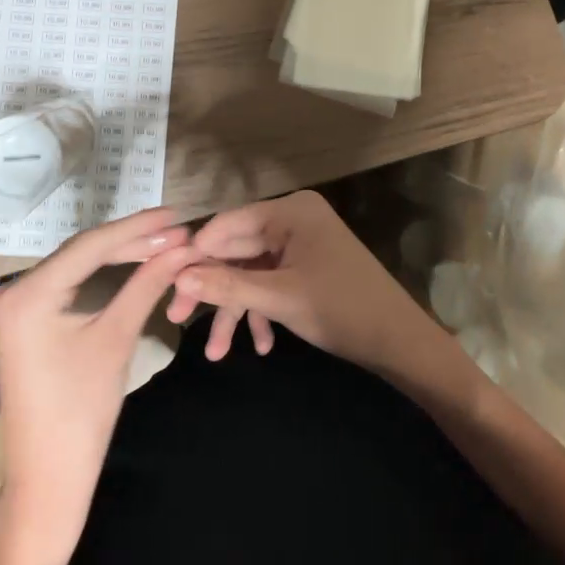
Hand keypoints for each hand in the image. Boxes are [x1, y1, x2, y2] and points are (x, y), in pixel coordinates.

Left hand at [0, 207, 193, 564]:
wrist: (50, 475)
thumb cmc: (82, 411)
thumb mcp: (116, 339)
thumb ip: (146, 284)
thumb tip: (182, 246)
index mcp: (27, 295)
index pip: (89, 246)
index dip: (137, 228)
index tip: (176, 215)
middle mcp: (12, 291)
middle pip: (80, 252)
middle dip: (130, 240)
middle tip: (176, 229)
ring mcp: (13, 306)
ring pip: (74, 266)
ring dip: (117, 254)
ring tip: (162, 241)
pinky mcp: (22, 320)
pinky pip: (65, 284)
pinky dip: (98, 274)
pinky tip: (130, 263)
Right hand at [168, 191, 438, 374]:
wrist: (399, 341)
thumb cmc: (341, 309)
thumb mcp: (279, 299)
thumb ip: (227, 286)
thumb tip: (177, 276)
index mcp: (289, 212)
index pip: (226, 225)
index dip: (195, 254)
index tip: (165, 282)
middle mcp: (293, 220)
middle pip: (236, 250)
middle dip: (212, 290)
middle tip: (178, 318)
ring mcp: (301, 244)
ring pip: (251, 272)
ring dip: (235, 309)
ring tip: (217, 352)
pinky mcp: (307, 267)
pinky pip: (271, 282)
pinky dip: (261, 310)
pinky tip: (258, 345)